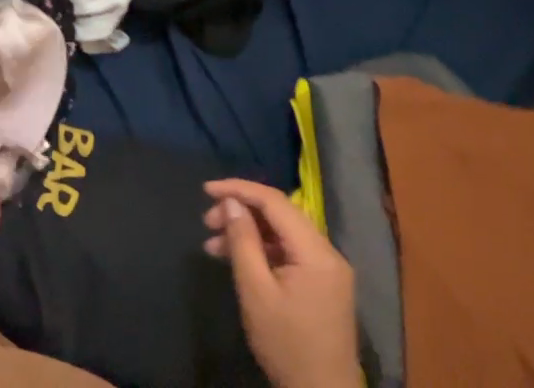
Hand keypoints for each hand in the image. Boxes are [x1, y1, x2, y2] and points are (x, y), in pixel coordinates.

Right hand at [202, 179, 360, 387]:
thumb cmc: (286, 343)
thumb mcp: (256, 291)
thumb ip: (244, 242)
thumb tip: (232, 204)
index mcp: (316, 253)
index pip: (276, 202)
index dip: (239, 190)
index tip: (206, 190)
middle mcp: (328, 254)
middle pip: (280, 215)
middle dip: (241, 211)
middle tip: (207, 223)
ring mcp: (328, 270)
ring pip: (283, 233)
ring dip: (248, 232)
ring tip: (213, 244)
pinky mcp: (323, 284)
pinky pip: (289, 252)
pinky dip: (262, 249)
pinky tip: (237, 259)